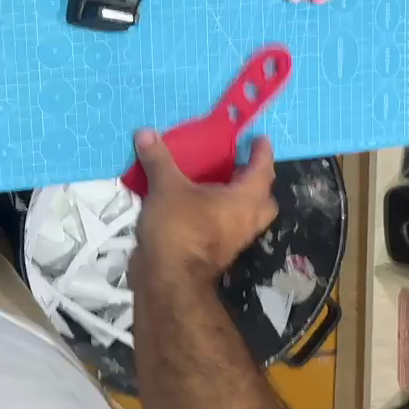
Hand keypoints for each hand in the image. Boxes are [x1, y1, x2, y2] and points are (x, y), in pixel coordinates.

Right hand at [132, 129, 277, 278]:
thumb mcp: (166, 187)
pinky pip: (224, 225)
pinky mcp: (215, 250)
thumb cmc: (178, 227)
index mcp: (245, 200)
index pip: (261, 171)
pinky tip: (194, 206)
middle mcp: (246, 219)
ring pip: (244, 214)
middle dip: (254, 182)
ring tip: (214, 185)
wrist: (169, 277)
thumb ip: (158, 159)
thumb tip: (146, 132)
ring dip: (236, 200)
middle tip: (238, 167)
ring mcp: (232, 238)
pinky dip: (215, 213)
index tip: (260, 139)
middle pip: (262, 198)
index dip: (261, 153)